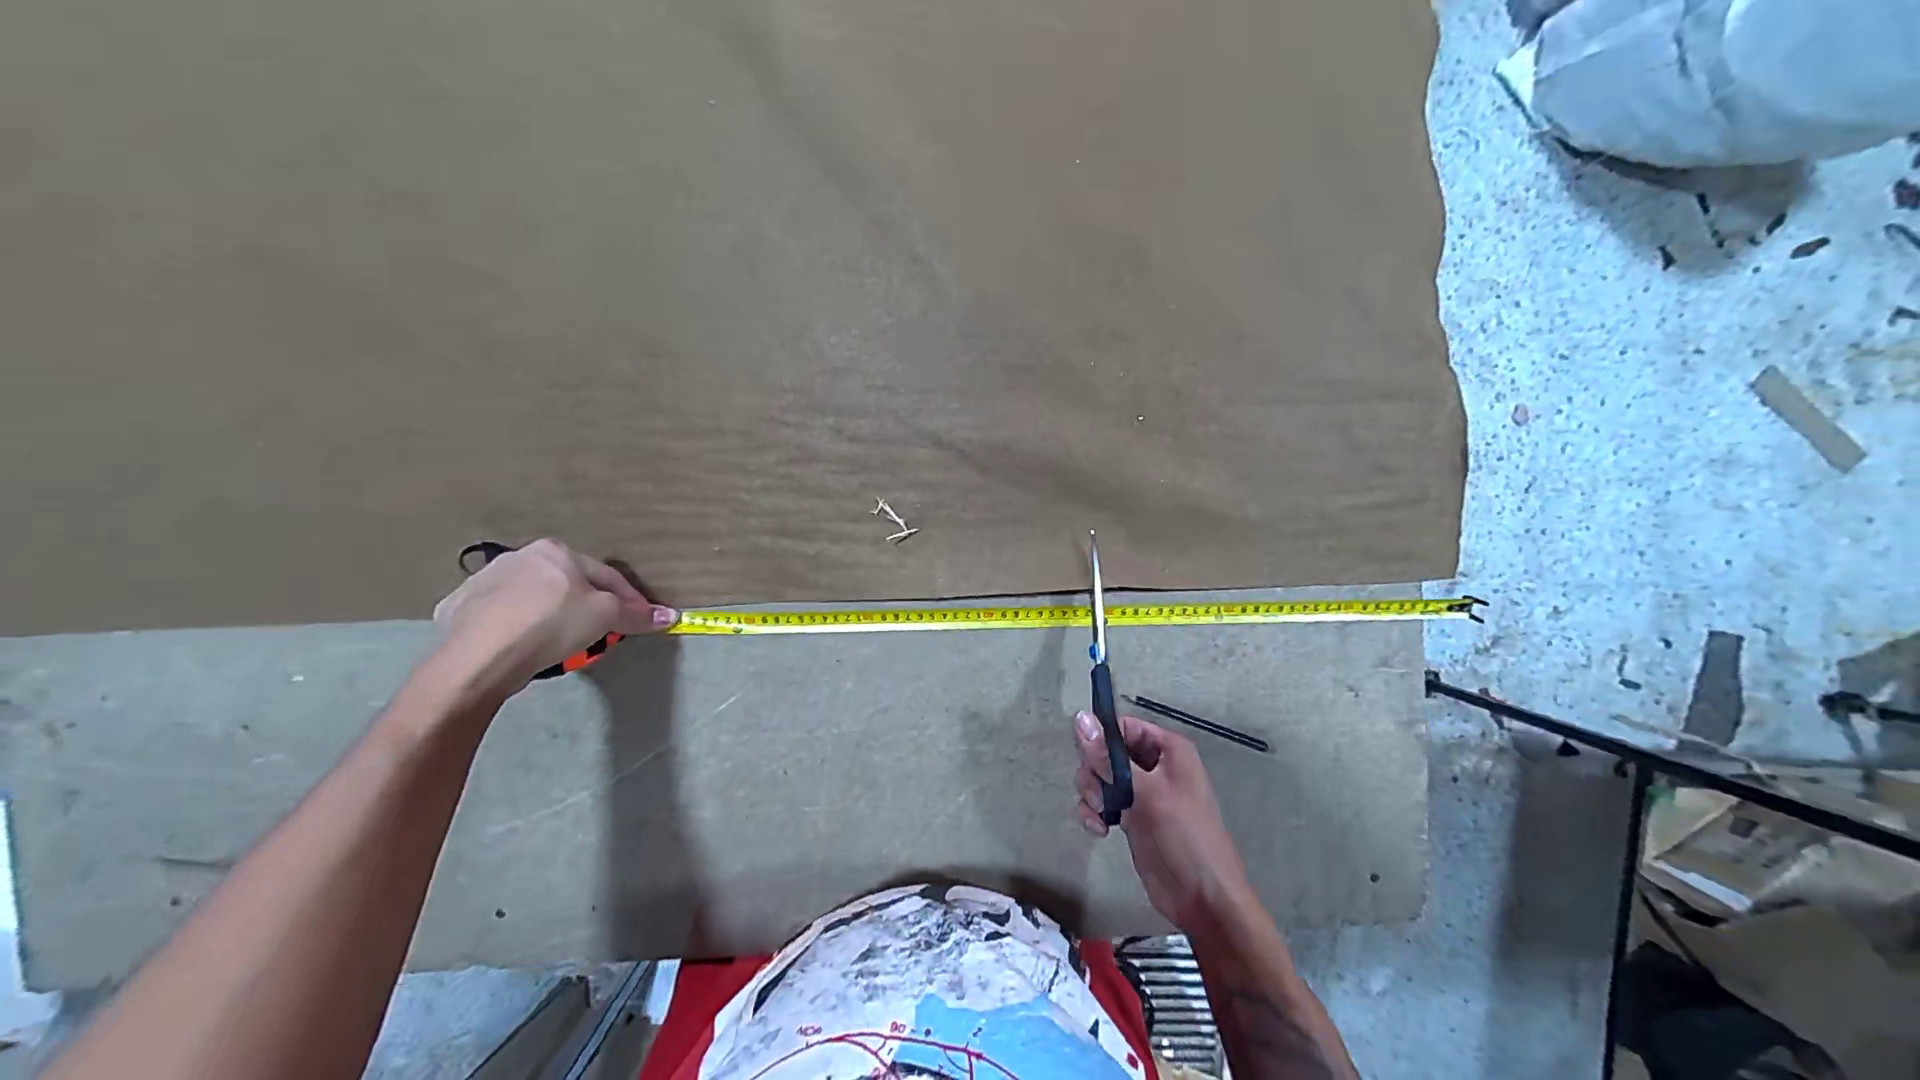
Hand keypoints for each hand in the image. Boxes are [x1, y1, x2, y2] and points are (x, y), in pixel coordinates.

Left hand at [431, 539, 675, 696]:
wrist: (481, 654)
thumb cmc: (552, 624)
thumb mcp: (606, 617)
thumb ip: (636, 614)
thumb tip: (670, 615)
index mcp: (556, 551)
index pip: (606, 576)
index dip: (630, 600)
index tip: (640, 622)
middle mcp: (519, 556)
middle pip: (567, 585)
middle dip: (586, 607)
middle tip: (598, 635)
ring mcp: (483, 580)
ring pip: (532, 598)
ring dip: (549, 615)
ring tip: (558, 645)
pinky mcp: (458, 607)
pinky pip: (498, 616)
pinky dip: (514, 627)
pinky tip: (520, 646)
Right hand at [1074, 711, 1253, 930]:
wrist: (1203, 899)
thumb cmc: (1184, 837)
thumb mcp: (1146, 793)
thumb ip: (1108, 758)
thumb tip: (1080, 718)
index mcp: (1169, 750)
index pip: (1124, 727)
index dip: (1102, 739)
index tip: (1088, 757)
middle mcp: (1155, 766)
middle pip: (1107, 752)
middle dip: (1095, 772)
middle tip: (1099, 794)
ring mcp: (1143, 793)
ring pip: (1100, 778)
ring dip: (1092, 794)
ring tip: (1101, 815)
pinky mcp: (1132, 817)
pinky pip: (1102, 803)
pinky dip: (1095, 813)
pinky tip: (1099, 830)